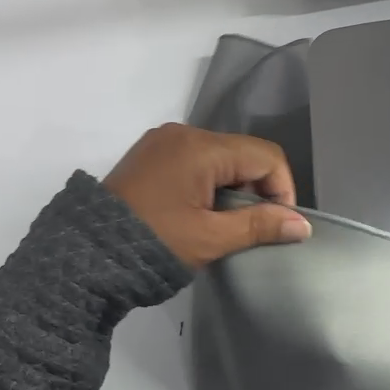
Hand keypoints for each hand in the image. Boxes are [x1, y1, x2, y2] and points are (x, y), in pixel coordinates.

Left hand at [102, 124, 312, 268]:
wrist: (86, 256)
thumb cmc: (153, 244)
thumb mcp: (211, 239)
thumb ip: (260, 226)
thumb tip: (302, 225)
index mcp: (200, 147)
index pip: (265, 156)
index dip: (282, 190)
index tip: (278, 226)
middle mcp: (182, 134)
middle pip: (242, 154)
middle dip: (257, 191)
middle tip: (251, 230)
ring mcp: (162, 142)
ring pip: (220, 158)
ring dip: (232, 189)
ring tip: (225, 226)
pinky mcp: (149, 156)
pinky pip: (195, 162)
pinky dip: (209, 185)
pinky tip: (201, 214)